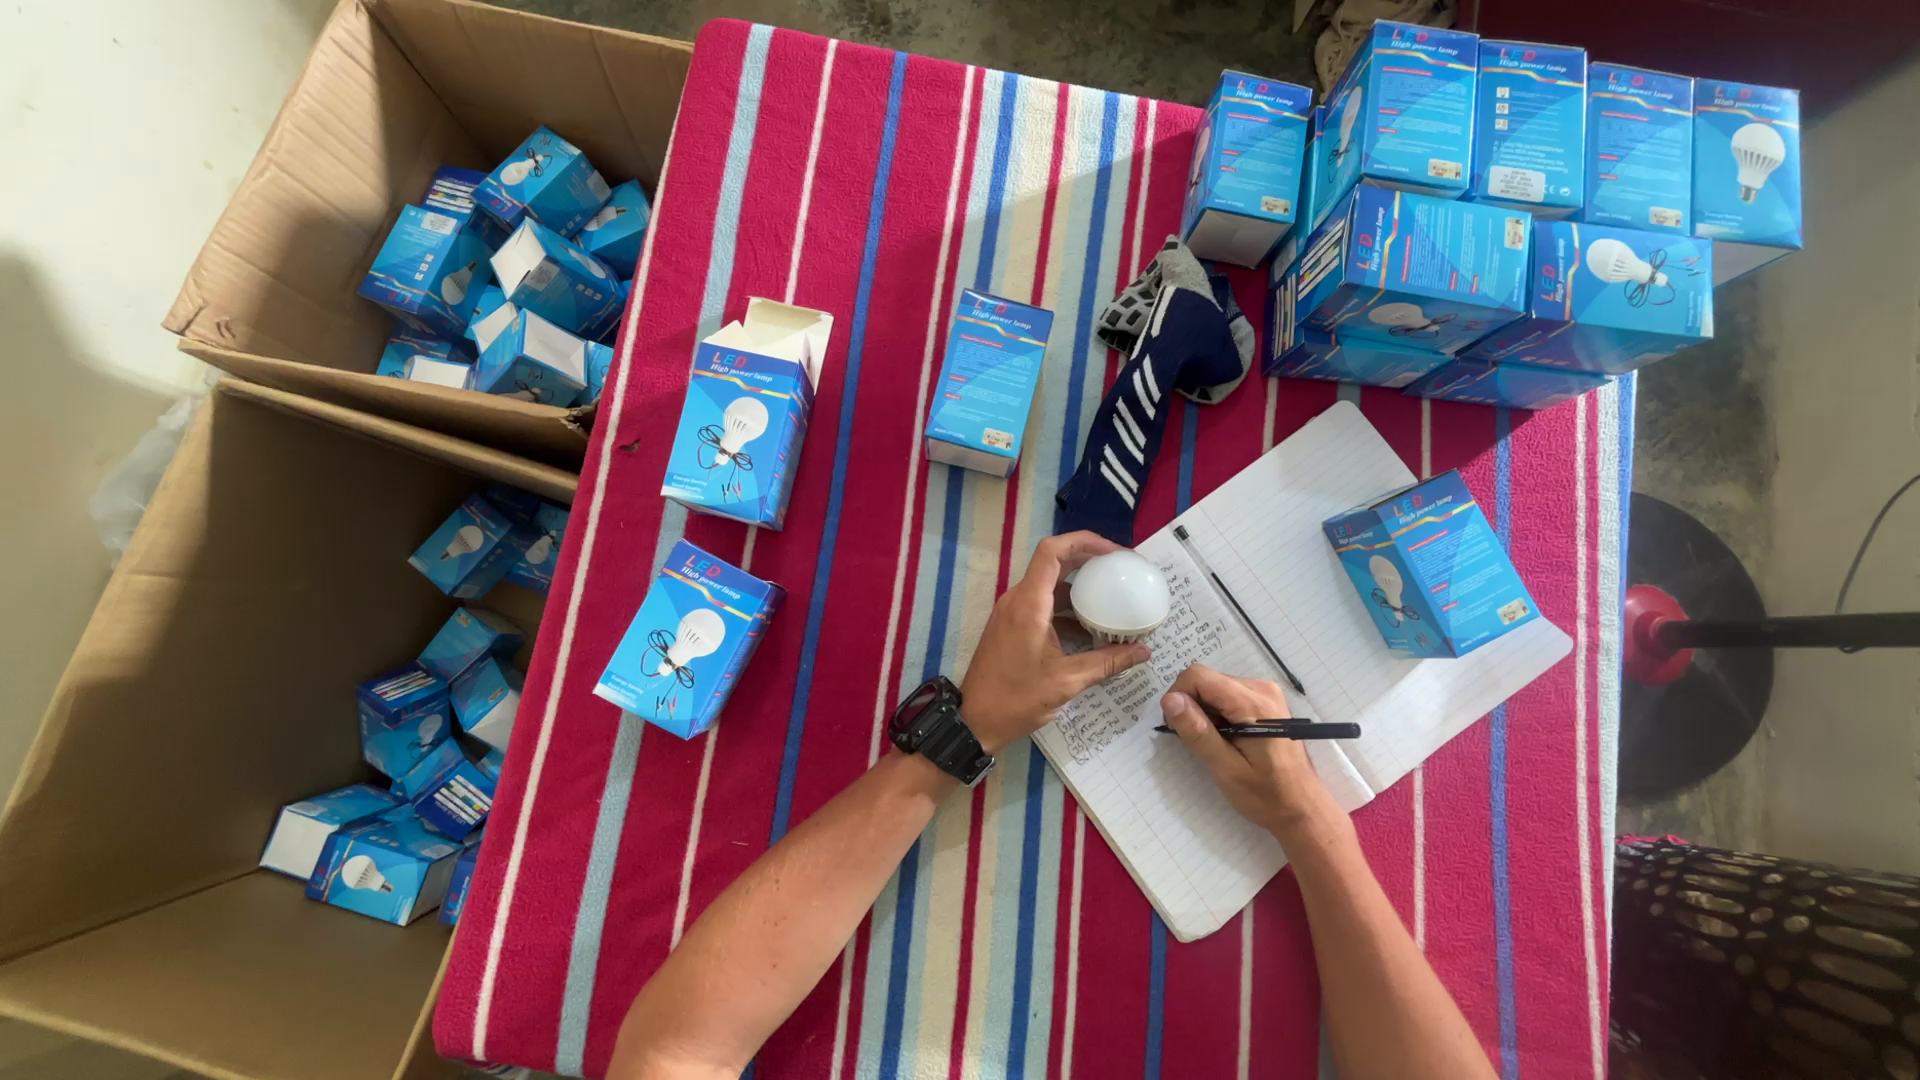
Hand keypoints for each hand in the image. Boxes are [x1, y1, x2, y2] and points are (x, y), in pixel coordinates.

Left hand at [960, 532, 1151, 753]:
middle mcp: (1018, 600)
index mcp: (1029, 604)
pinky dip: (1067, 609)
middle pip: (1054, 564)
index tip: (1115, 553)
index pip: (1052, 551)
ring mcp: (1013, 613)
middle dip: (1089, 562)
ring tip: (1114, 599)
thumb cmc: (1016, 699)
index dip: (1085, 541)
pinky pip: (1043, 605)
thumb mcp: (1067, 681)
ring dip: (1080, 589)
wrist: (974, 720)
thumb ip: (1107, 662)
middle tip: (1123, 572)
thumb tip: (1143, 651)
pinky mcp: (1013, 627)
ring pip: (1049, 586)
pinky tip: (1092, 628)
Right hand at [1161, 665, 1337, 834]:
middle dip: (1190, 705)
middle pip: (1206, 679)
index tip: (1175, 727)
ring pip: (1214, 686)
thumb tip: (1169, 700)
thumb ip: (1198, 732)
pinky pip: (1227, 693)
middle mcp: (1261, 688)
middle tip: (1194, 740)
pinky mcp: (1265, 700)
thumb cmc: (1266, 796)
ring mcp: (1265, 692)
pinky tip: (1225, 737)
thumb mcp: (1226, 769)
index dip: (1178, 696)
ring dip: (1203, 710)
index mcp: (1254, 704)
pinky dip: (1217, 712)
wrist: (1303, 808)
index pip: (1199, 676)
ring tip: (1213, 742)